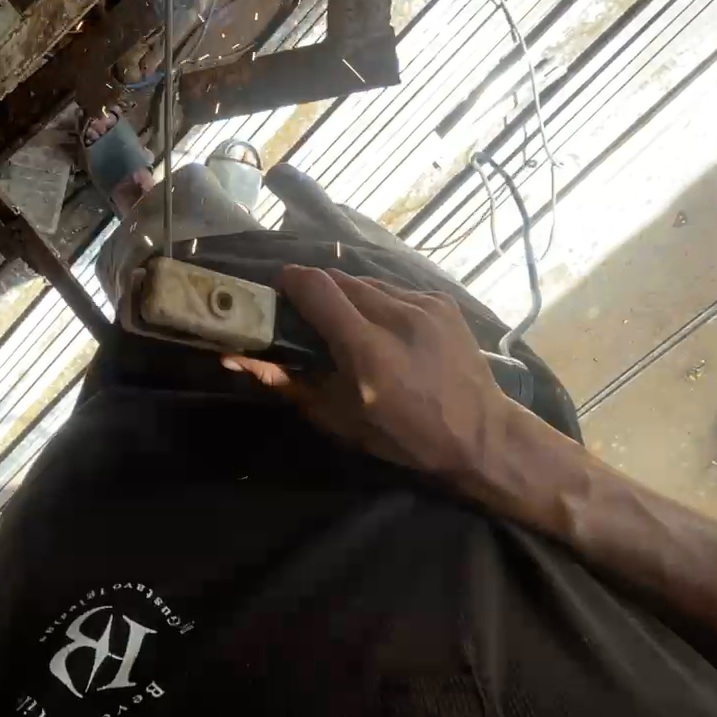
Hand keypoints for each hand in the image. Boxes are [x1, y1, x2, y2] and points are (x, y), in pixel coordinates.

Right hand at [226, 267, 534, 484]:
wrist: (483, 437)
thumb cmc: (401, 436)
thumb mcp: (335, 416)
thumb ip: (283, 381)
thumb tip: (233, 358)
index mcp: (366, 350)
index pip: (315, 287)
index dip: (289, 281)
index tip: (276, 292)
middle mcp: (396, 317)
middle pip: (337, 279)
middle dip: (315, 291)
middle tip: (308, 317)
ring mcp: (424, 305)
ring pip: (365, 282)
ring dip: (347, 297)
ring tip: (348, 326)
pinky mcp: (442, 302)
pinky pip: (393, 290)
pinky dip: (378, 303)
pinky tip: (384, 329)